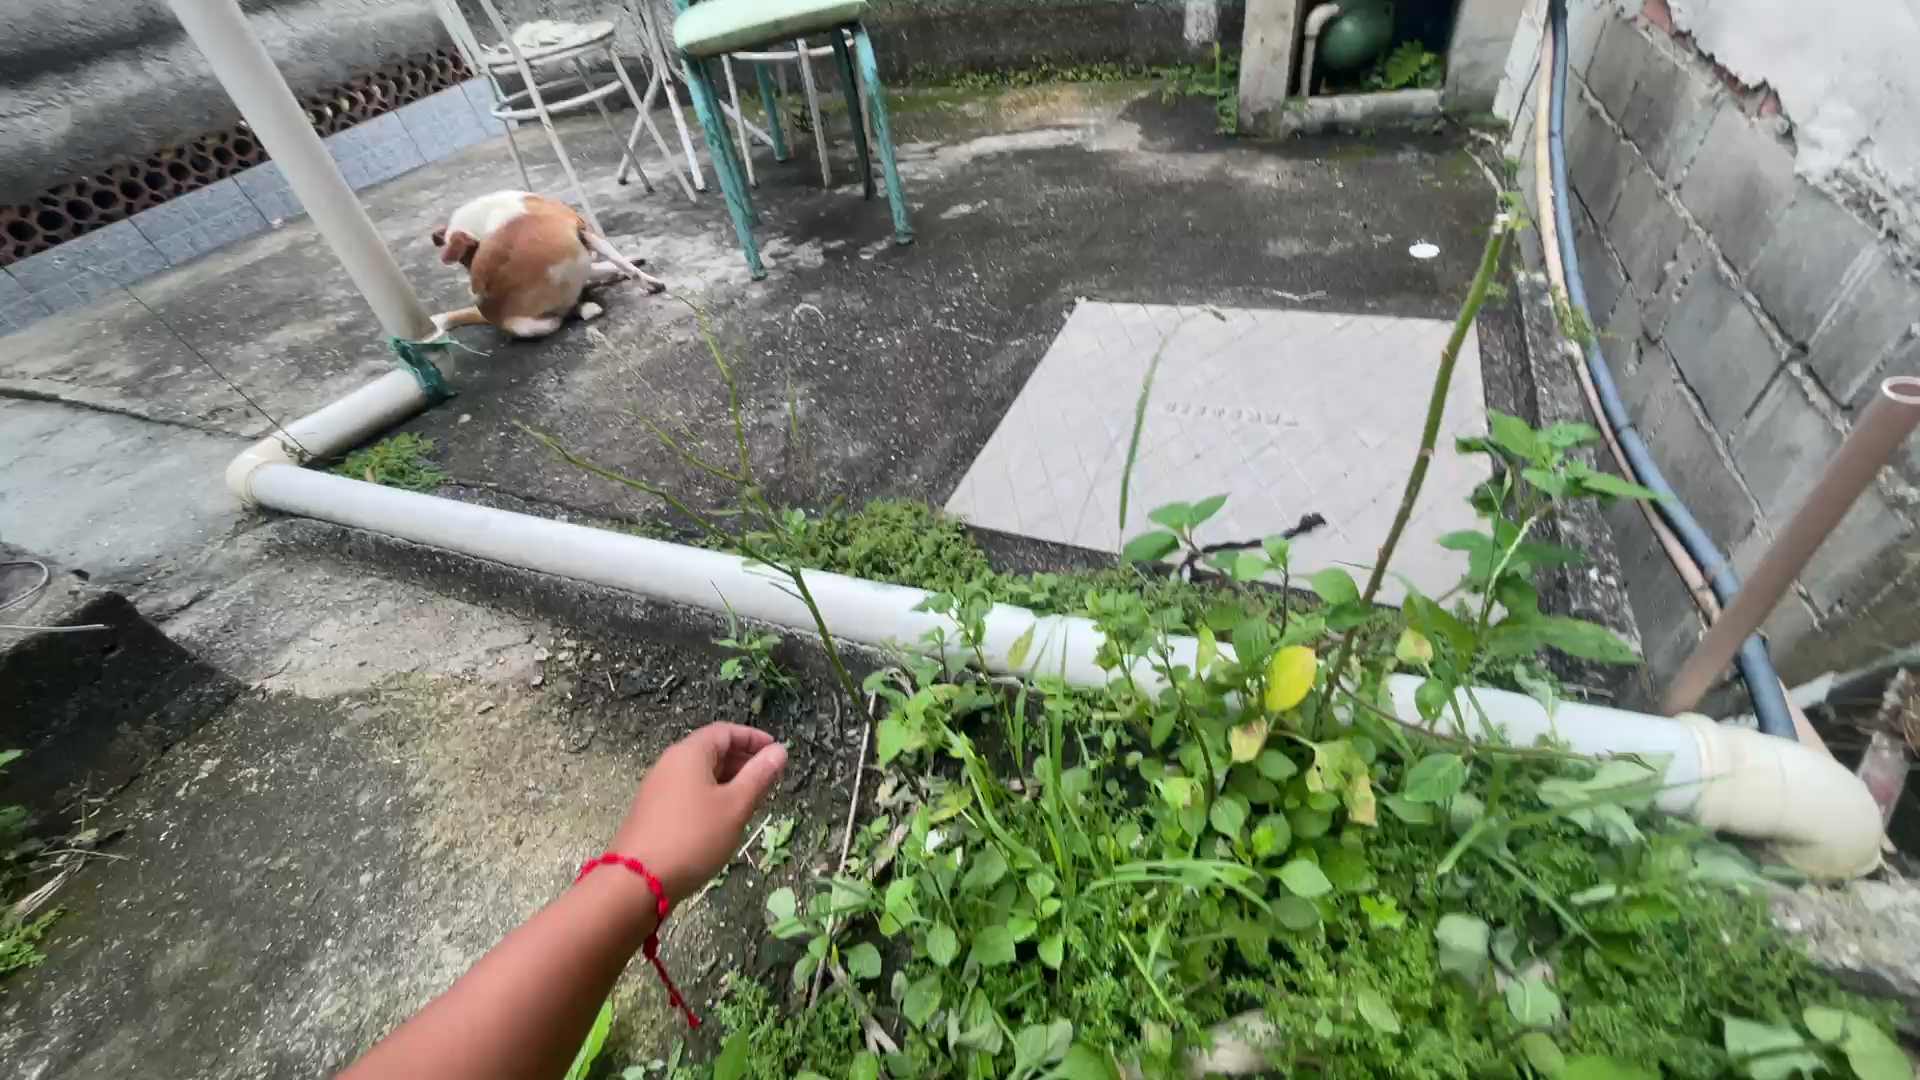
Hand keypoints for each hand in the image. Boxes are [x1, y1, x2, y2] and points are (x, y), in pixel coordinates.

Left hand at [611, 724, 787, 904]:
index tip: (776, 751)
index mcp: (690, 753)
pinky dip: (710, 796)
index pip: (726, 731)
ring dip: (728, 781)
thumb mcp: (736, 806)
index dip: (753, 738)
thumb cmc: (693, 838)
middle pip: (712, 751)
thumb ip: (760, 775)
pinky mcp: (652, 812)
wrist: (634, 885)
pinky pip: (688, 792)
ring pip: (700, 774)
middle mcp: (670, 764)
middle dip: (743, 761)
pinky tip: (722, 820)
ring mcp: (658, 789)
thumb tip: (779, 751)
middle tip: (767, 779)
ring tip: (750, 802)